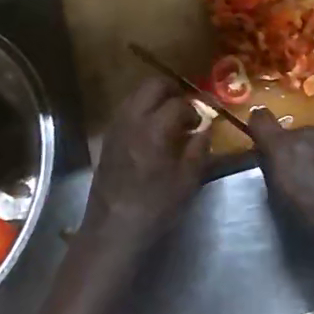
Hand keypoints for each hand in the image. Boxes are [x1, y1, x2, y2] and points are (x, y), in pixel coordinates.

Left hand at [81, 78, 209, 248]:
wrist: (113, 228)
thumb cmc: (155, 207)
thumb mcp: (187, 181)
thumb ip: (199, 148)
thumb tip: (206, 127)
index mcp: (155, 128)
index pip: (179, 103)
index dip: (194, 109)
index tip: (203, 121)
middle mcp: (132, 119)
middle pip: (153, 85)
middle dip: (173, 91)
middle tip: (186, 109)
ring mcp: (116, 125)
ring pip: (136, 94)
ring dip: (155, 98)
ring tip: (169, 119)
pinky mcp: (107, 136)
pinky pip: (126, 109)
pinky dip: (141, 109)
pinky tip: (151, 131)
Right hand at [249, 107, 313, 254]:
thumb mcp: (282, 201)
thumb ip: (272, 172)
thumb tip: (270, 159)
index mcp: (281, 148)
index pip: (261, 119)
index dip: (259, 127)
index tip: (261, 140)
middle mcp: (305, 134)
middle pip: (291, 134)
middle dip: (291, 150)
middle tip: (298, 175)